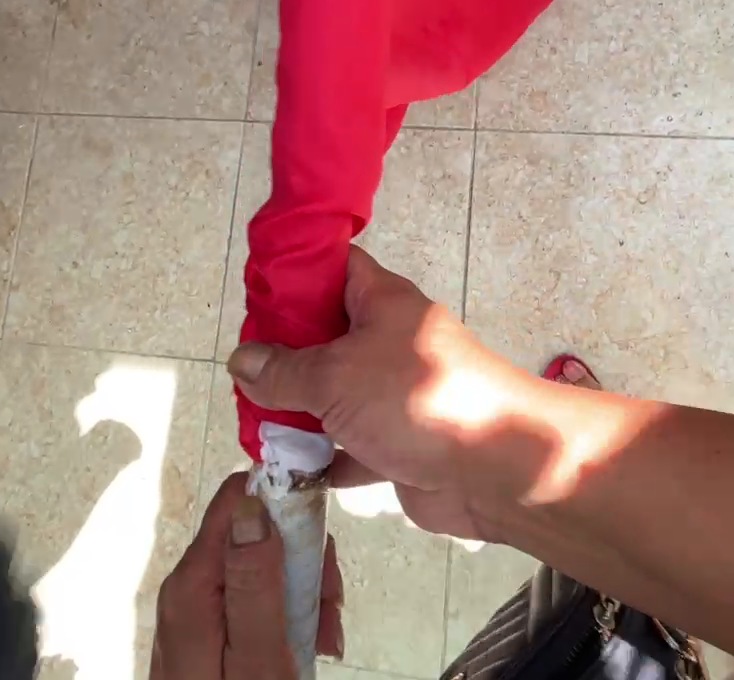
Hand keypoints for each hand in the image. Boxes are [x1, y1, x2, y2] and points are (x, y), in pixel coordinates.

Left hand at [152, 473, 344, 679]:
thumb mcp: (258, 659)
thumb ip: (255, 581)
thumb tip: (253, 503)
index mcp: (195, 583)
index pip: (239, 498)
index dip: (285, 503)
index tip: (320, 540)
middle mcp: (190, 584)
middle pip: (257, 528)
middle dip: (303, 557)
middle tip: (330, 607)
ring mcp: (198, 607)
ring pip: (264, 560)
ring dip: (303, 587)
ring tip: (324, 635)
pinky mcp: (210, 627)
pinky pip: (256, 593)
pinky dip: (288, 609)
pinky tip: (307, 642)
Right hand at [227, 247, 539, 539]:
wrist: (494, 467)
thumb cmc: (414, 397)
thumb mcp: (337, 375)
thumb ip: (285, 370)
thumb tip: (241, 359)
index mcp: (382, 302)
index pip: (335, 267)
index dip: (296, 273)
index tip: (255, 293)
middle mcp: (388, 340)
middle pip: (327, 335)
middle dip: (284, 353)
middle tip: (239, 370)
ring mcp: (394, 392)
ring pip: (335, 393)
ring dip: (298, 409)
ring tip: (249, 420)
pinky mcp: (398, 441)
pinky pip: (349, 444)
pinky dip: (321, 456)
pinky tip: (283, 467)